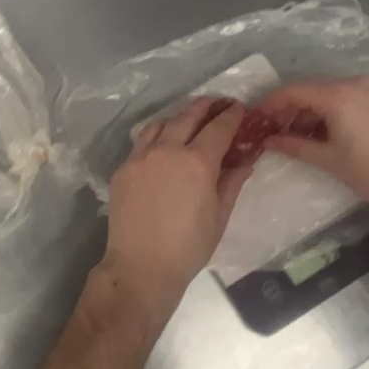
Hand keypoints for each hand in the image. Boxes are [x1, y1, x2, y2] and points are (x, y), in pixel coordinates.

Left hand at [100, 99, 251, 314]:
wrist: (141, 266)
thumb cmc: (188, 247)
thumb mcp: (219, 216)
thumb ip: (232, 182)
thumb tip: (245, 161)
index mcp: (197, 162)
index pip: (218, 128)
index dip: (231, 116)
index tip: (239, 108)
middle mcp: (167, 150)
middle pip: (188, 116)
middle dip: (206, 106)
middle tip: (217, 103)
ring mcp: (141, 156)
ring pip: (161, 123)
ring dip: (179, 117)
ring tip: (190, 118)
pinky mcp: (123, 167)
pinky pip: (142, 141)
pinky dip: (157, 134)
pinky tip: (164, 141)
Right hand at [261, 77, 368, 214]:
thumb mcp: (330, 161)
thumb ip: (295, 146)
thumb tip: (267, 141)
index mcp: (338, 95)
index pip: (293, 91)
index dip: (271, 105)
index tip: (257, 121)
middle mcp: (354, 82)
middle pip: (311, 90)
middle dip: (291, 110)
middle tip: (276, 133)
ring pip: (331, 93)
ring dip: (312, 112)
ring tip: (302, 138)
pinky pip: (349, 96)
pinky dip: (333, 110)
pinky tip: (330, 133)